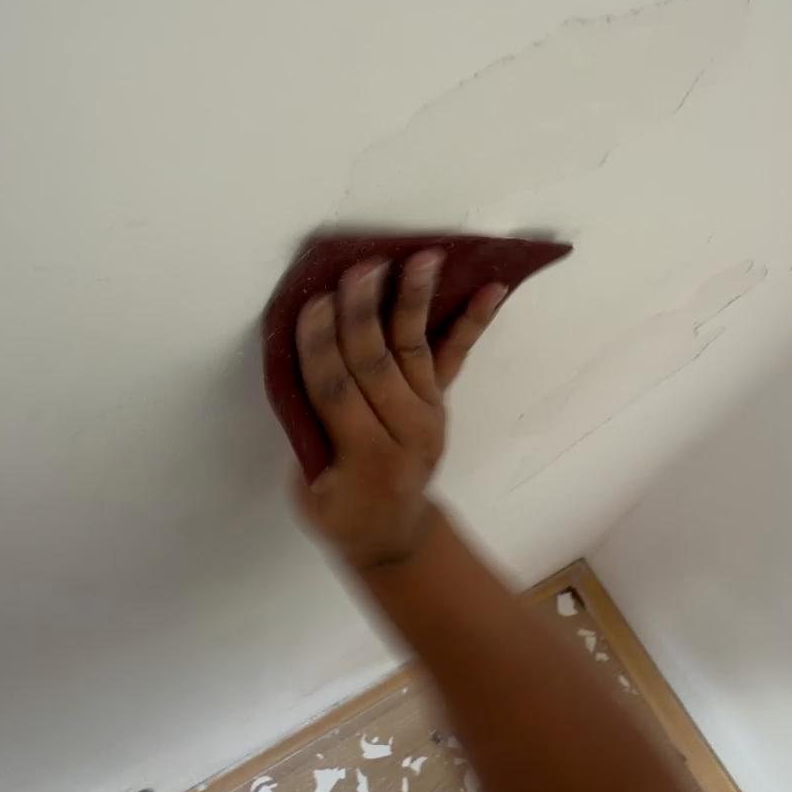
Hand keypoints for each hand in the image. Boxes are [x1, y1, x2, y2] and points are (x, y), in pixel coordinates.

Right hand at [292, 248, 507, 569]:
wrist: (395, 533)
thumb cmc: (341, 512)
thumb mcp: (310, 490)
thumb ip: (307, 432)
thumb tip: (298, 366)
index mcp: (365, 459)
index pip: (337, 393)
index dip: (322, 348)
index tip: (314, 304)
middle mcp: (405, 433)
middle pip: (377, 364)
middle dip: (363, 314)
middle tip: (360, 270)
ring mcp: (428, 413)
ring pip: (414, 348)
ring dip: (415, 300)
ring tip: (424, 258)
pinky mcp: (441, 401)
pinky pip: (456, 356)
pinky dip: (474, 321)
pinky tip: (493, 289)